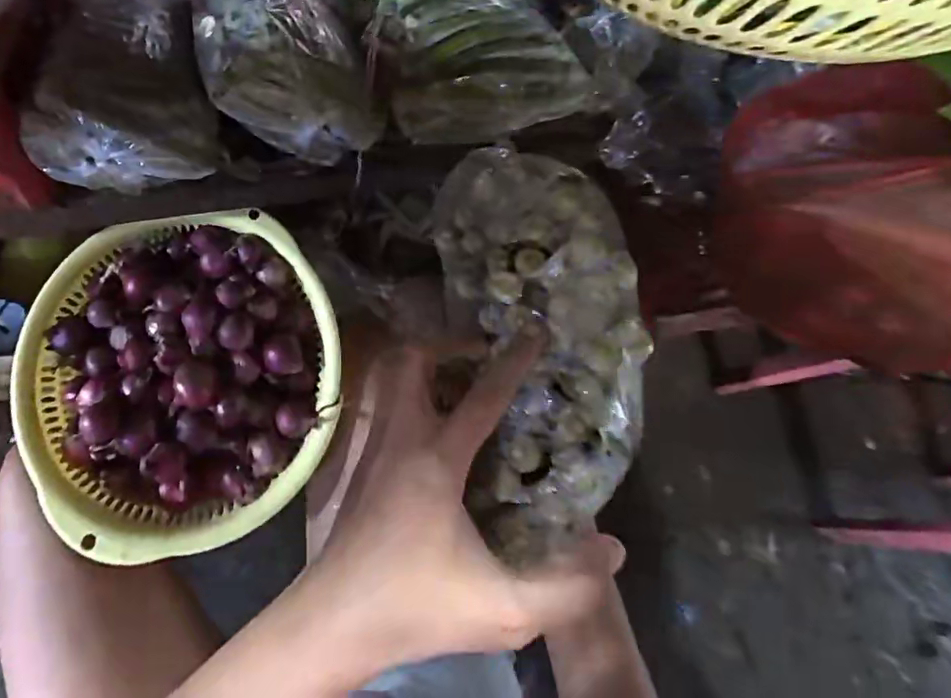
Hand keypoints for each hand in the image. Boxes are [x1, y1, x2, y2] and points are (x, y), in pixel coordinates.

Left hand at [302, 334, 626, 668]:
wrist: (339, 618)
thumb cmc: (418, 606)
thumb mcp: (504, 611)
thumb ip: (566, 588)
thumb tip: (611, 548)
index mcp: (436, 459)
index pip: (482, 396)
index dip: (512, 361)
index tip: (534, 333)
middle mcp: (401, 439)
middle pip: (411, 361)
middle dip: (447, 346)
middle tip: (482, 356)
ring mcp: (374, 447)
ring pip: (390, 378)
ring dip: (422, 366)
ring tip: (459, 380)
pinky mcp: (360, 463)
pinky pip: (383, 404)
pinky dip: (407, 394)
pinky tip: (430, 425)